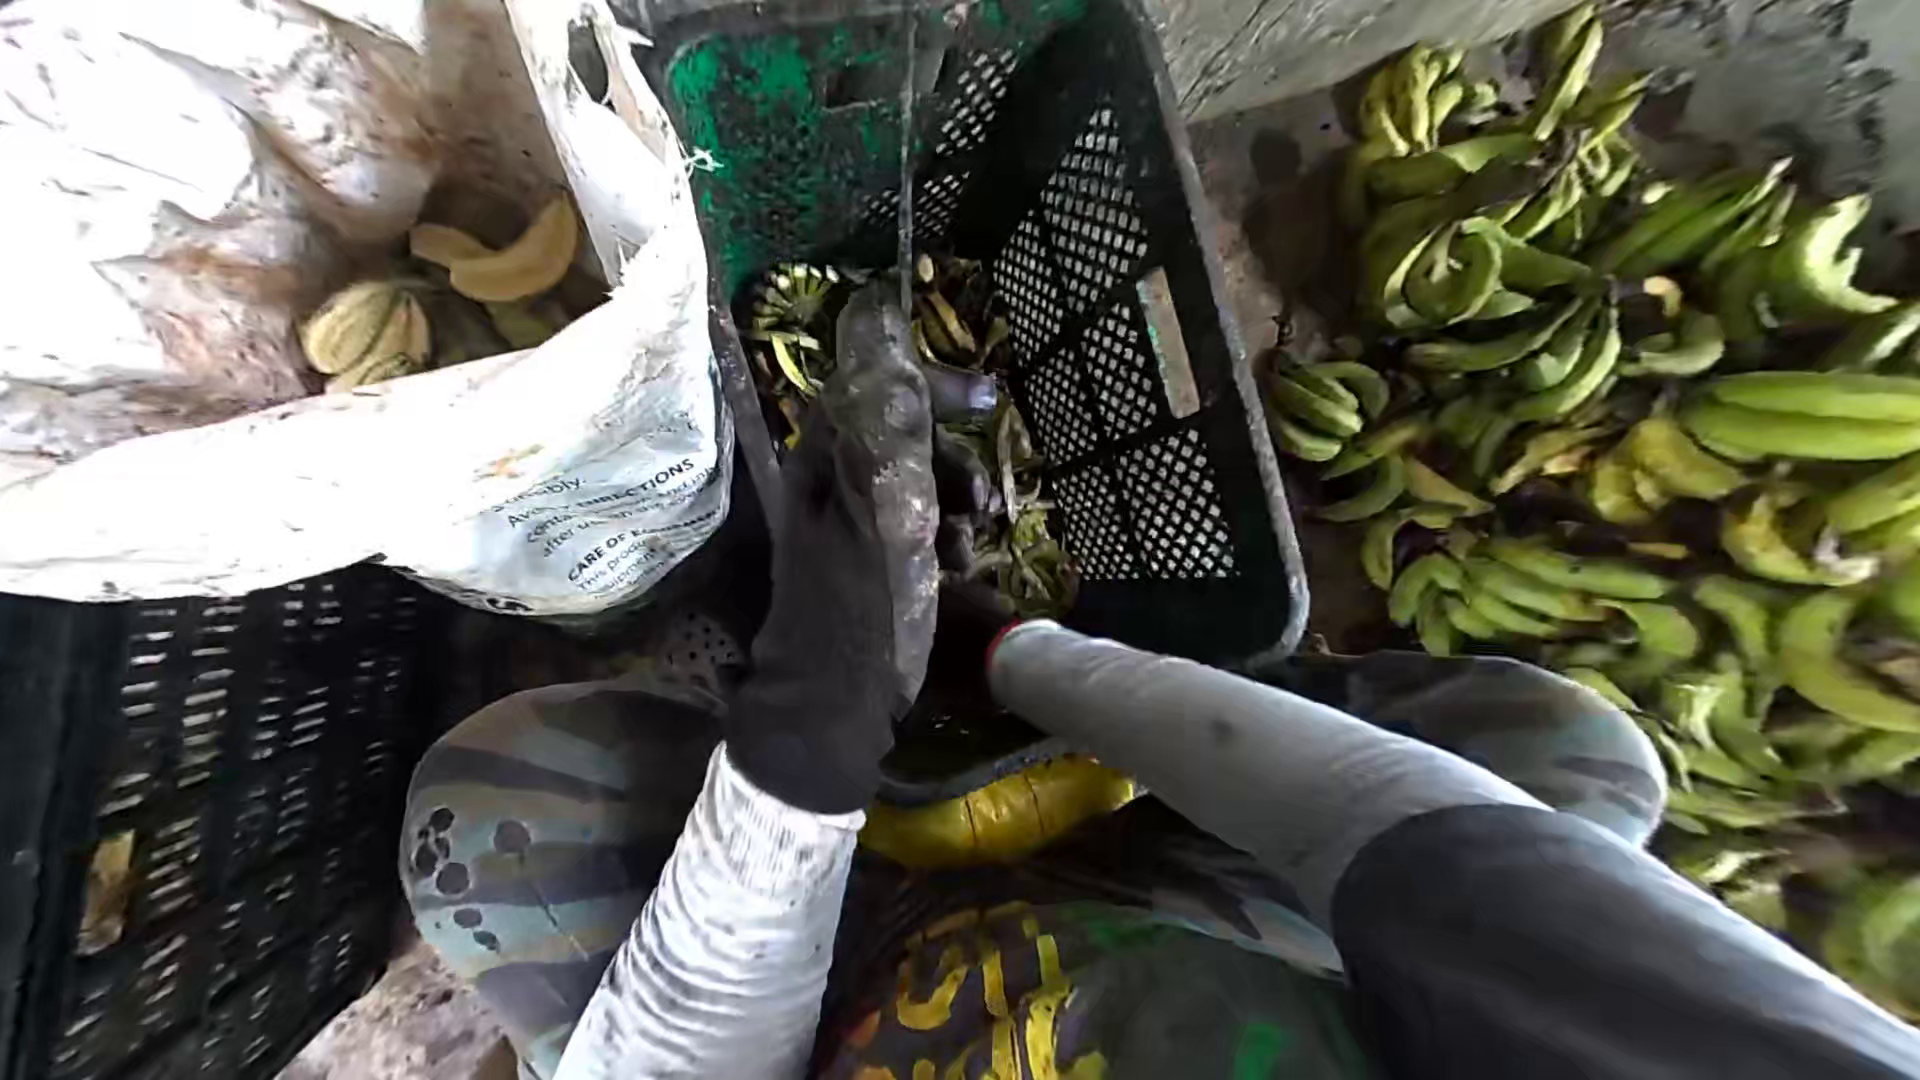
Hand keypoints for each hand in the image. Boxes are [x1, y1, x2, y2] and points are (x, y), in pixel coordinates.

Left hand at [725, 283, 937, 813]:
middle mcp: (832, 478)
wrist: (834, 700)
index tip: (983, 399)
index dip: (932, 381)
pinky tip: (955, 567)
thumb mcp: (888, 508)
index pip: (875, 381)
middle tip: (982, 503)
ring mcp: (847, 518)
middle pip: (904, 436)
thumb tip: (878, 311)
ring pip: (917, 481)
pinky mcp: (863, 554)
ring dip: (956, 507)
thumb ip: (890, 415)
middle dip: (954, 463)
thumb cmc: (867, 607)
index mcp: (830, 456)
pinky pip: (913, 520)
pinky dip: (943, 536)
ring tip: (966, 548)